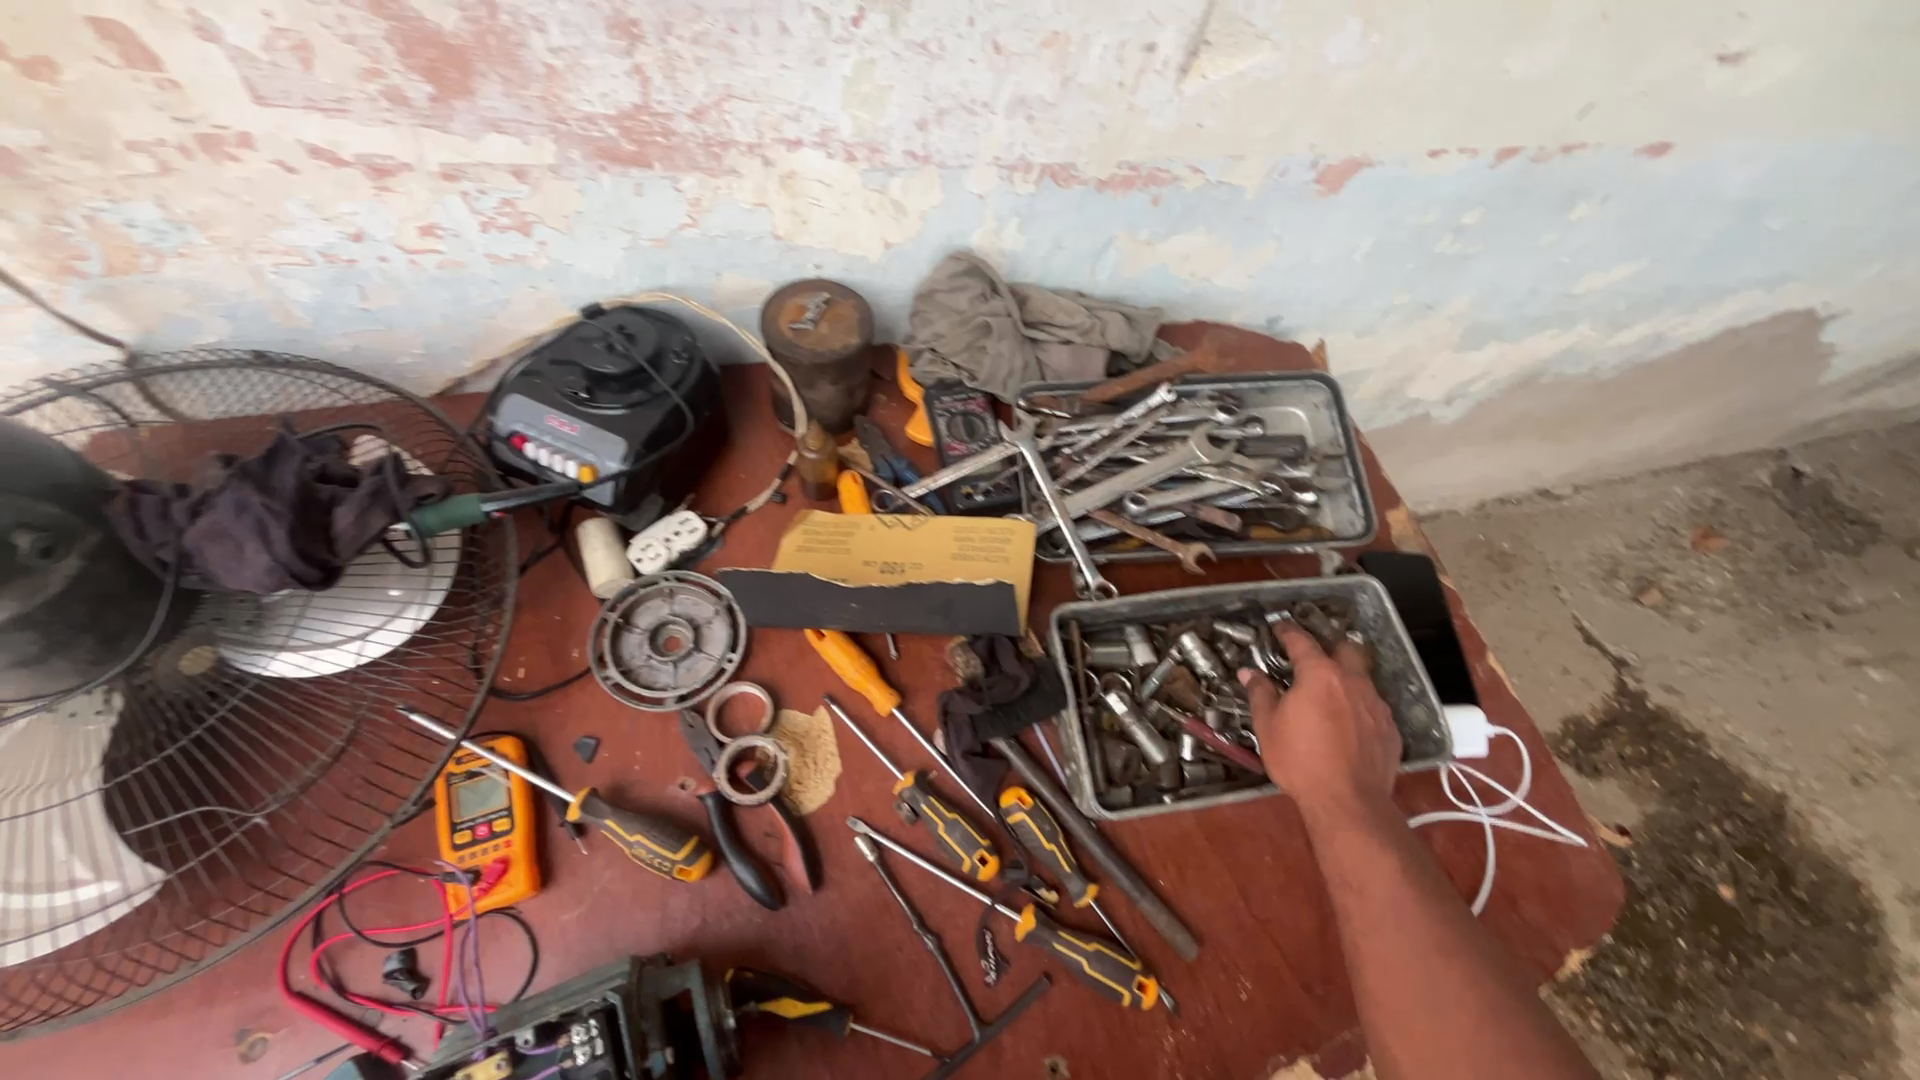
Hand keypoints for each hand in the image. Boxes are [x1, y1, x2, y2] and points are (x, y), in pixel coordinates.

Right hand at [1241, 621, 1401, 824]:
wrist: (1348, 801)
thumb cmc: (1299, 760)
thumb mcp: (1268, 726)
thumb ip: (1261, 694)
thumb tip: (1251, 673)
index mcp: (1320, 675)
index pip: (1303, 642)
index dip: (1289, 632)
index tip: (1281, 627)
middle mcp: (1353, 682)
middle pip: (1347, 649)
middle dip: (1331, 647)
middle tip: (1314, 658)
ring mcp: (1376, 705)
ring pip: (1363, 679)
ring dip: (1346, 680)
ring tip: (1330, 696)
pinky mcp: (1390, 729)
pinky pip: (1373, 707)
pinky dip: (1358, 708)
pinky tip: (1347, 727)